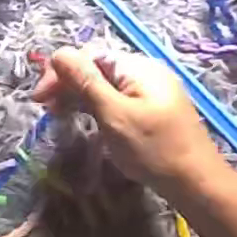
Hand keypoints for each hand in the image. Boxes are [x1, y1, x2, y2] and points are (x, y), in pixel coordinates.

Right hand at [32, 47, 225, 195]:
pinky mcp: (149, 111)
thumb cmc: (154, 149)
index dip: (60, 72)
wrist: (196, 182)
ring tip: (57, 115)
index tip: (39, 99)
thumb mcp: (114, 114)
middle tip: (44, 109)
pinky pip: (115, 100)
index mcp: (137, 67)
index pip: (89, 56)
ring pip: (104, 86)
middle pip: (96, 68)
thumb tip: (59, 53)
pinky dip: (94, 108)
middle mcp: (144, 73)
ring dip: (77, 97)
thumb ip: (86, 82)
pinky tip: (83, 120)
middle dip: (66, 84)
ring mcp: (148, 92)